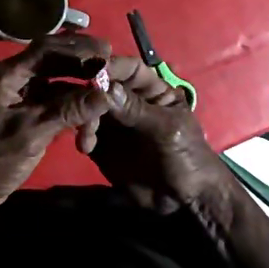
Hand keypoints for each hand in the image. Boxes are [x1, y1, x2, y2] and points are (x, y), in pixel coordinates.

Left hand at [0, 33, 113, 207]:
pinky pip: (50, 97)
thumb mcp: (33, 133)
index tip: (105, 49)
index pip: (44, 50)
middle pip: (49, 59)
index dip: (77, 49)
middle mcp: (8, 78)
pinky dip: (69, 102)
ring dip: (77, 86)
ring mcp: (15, 94)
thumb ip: (69, 110)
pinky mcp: (22, 109)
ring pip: (53, 80)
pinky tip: (87, 109)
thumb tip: (107, 95)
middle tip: (109, 58)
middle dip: (80, 61)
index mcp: (3, 76)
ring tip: (103, 88)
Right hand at [91, 55, 235, 213]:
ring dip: (84, 118)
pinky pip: (85, 134)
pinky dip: (82, 137)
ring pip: (89, 109)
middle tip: (81, 106)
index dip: (111, 66)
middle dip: (90, 94)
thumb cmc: (187, 157)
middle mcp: (129, 103)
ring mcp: (115, 125)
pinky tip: (86, 147)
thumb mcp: (167, 130)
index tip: (92, 71)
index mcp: (152, 92)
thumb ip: (136, 110)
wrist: (185, 201)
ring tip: (87, 137)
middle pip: (102, 87)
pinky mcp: (103, 147)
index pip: (128, 69)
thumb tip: (107, 89)